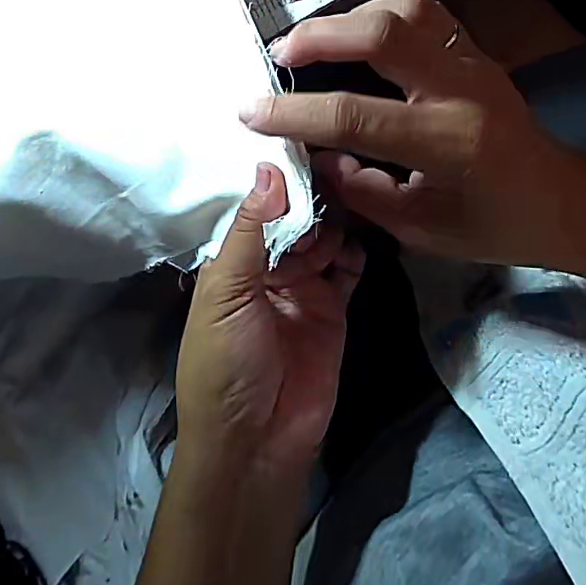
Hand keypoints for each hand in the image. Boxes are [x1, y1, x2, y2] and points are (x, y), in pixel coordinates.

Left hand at [177, 163, 362, 474]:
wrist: (257, 440)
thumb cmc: (226, 360)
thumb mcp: (227, 291)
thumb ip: (251, 231)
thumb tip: (267, 170)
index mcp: (232, 260)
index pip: (255, 209)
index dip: (275, 182)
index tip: (300, 144)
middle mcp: (267, 267)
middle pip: (293, 220)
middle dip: (310, 200)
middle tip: (335, 170)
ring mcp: (302, 286)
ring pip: (322, 239)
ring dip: (332, 223)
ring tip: (349, 201)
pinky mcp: (332, 308)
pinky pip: (347, 270)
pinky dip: (354, 252)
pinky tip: (359, 237)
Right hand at [243, 0, 585, 271]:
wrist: (563, 199)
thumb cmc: (493, 224)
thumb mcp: (420, 229)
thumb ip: (360, 192)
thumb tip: (316, 154)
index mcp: (445, 143)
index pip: (355, 117)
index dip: (295, 114)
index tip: (252, 113)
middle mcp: (460, 89)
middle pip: (384, 34)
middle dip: (320, 36)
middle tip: (279, 54)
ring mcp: (471, 61)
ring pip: (406, 8)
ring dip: (350, 17)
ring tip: (314, 41)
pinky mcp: (473, 49)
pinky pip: (422, 11)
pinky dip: (379, 12)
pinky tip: (357, 32)